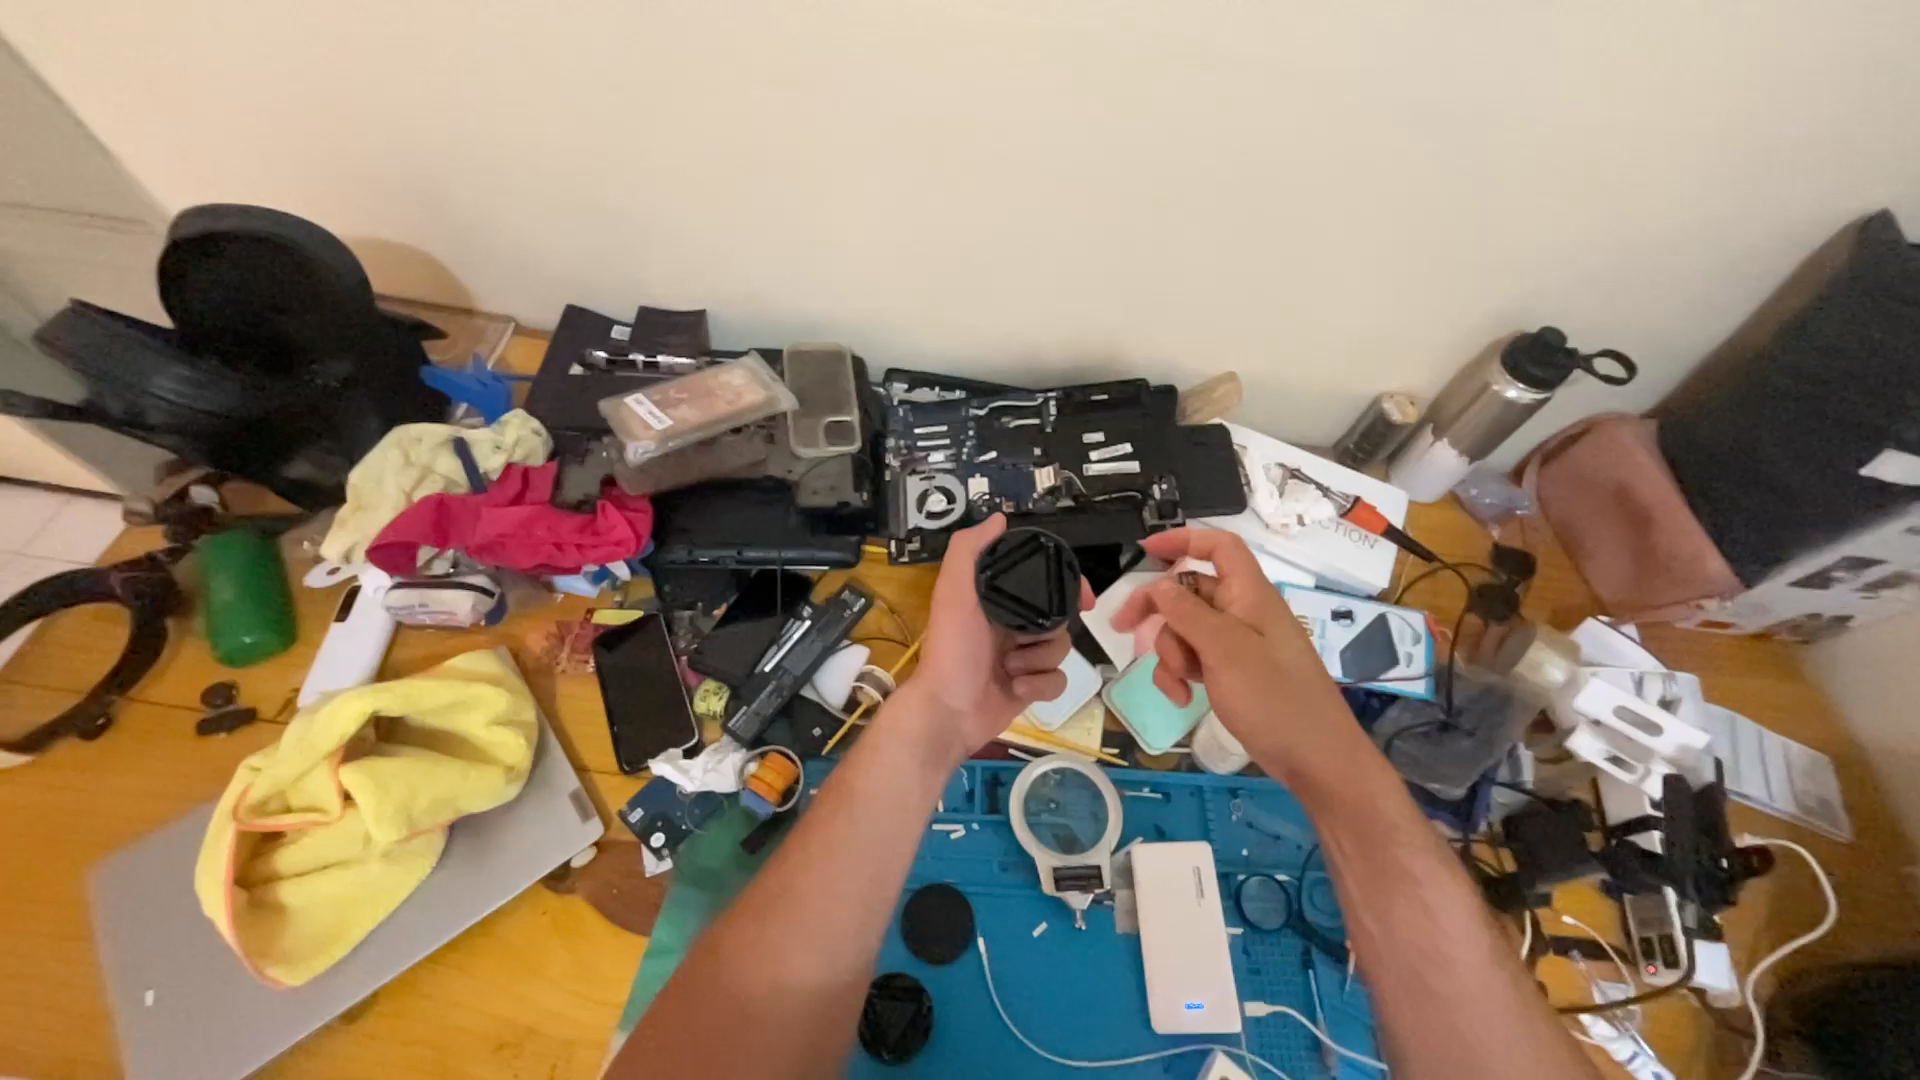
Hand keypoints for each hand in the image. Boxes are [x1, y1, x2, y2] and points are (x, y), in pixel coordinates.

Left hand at [892, 514, 1092, 765]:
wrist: (948, 711)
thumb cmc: (950, 649)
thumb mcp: (953, 592)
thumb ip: (968, 551)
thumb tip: (998, 518)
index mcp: (994, 601)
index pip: (1042, 584)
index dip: (1066, 587)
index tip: (1084, 597)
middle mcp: (1010, 626)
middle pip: (1058, 618)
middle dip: (1049, 631)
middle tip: (1026, 640)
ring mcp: (1021, 658)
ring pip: (1061, 649)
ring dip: (1039, 659)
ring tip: (1010, 667)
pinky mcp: (1029, 687)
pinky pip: (1057, 680)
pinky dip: (1040, 685)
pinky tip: (1017, 687)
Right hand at [1110, 528, 1366, 783]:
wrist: (1315, 759)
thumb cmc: (1274, 698)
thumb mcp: (1224, 650)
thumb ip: (1187, 612)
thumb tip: (1158, 585)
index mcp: (1250, 595)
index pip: (1218, 547)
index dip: (1183, 540)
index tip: (1144, 549)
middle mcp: (1244, 613)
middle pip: (1190, 592)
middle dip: (1157, 610)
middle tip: (1122, 627)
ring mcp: (1239, 645)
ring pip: (1186, 629)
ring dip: (1170, 654)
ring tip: (1177, 684)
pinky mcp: (1234, 673)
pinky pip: (1195, 659)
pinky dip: (1181, 674)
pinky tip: (1182, 698)